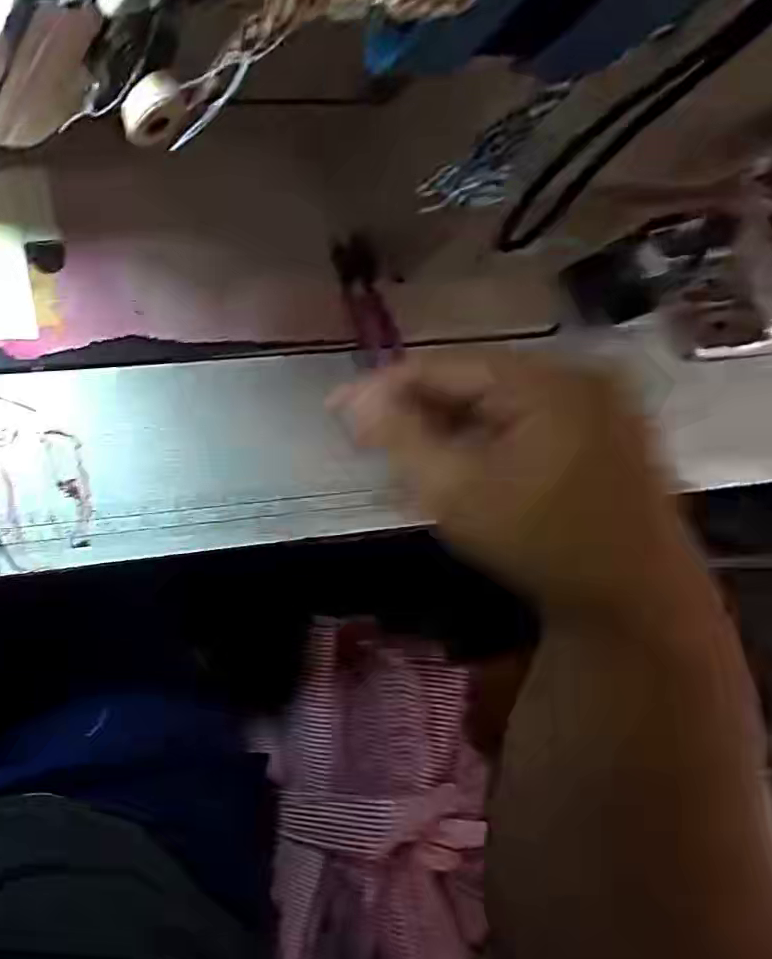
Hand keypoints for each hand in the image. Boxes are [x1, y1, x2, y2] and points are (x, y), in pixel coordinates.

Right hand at [330, 348, 696, 621]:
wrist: (628, 592)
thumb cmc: (533, 536)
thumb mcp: (448, 486)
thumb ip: (396, 434)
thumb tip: (351, 397)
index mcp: (546, 384)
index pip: (440, 366)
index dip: (378, 386)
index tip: (332, 411)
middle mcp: (577, 379)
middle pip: (464, 378)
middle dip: (405, 404)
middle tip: (357, 436)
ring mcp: (592, 404)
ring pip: (484, 398)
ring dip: (432, 421)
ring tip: (390, 451)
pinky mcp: (594, 430)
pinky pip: (511, 416)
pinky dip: (466, 432)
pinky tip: (438, 460)